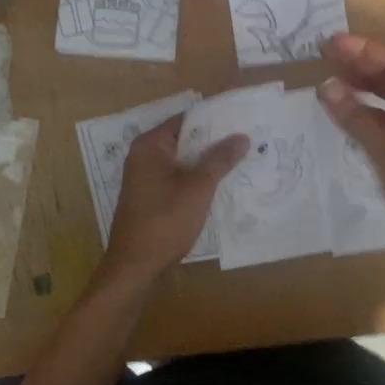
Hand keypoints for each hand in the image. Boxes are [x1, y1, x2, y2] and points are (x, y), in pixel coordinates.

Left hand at [100, 115, 247, 286]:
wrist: (136, 264)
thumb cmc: (165, 220)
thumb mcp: (198, 187)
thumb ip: (219, 159)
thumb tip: (241, 136)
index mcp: (150, 145)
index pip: (186, 119)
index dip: (214, 120)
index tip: (242, 121)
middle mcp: (143, 156)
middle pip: (184, 140)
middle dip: (213, 142)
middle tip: (248, 141)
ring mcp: (144, 178)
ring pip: (182, 161)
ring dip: (206, 163)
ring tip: (241, 160)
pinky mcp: (150, 197)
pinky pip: (177, 179)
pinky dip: (196, 179)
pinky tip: (220, 185)